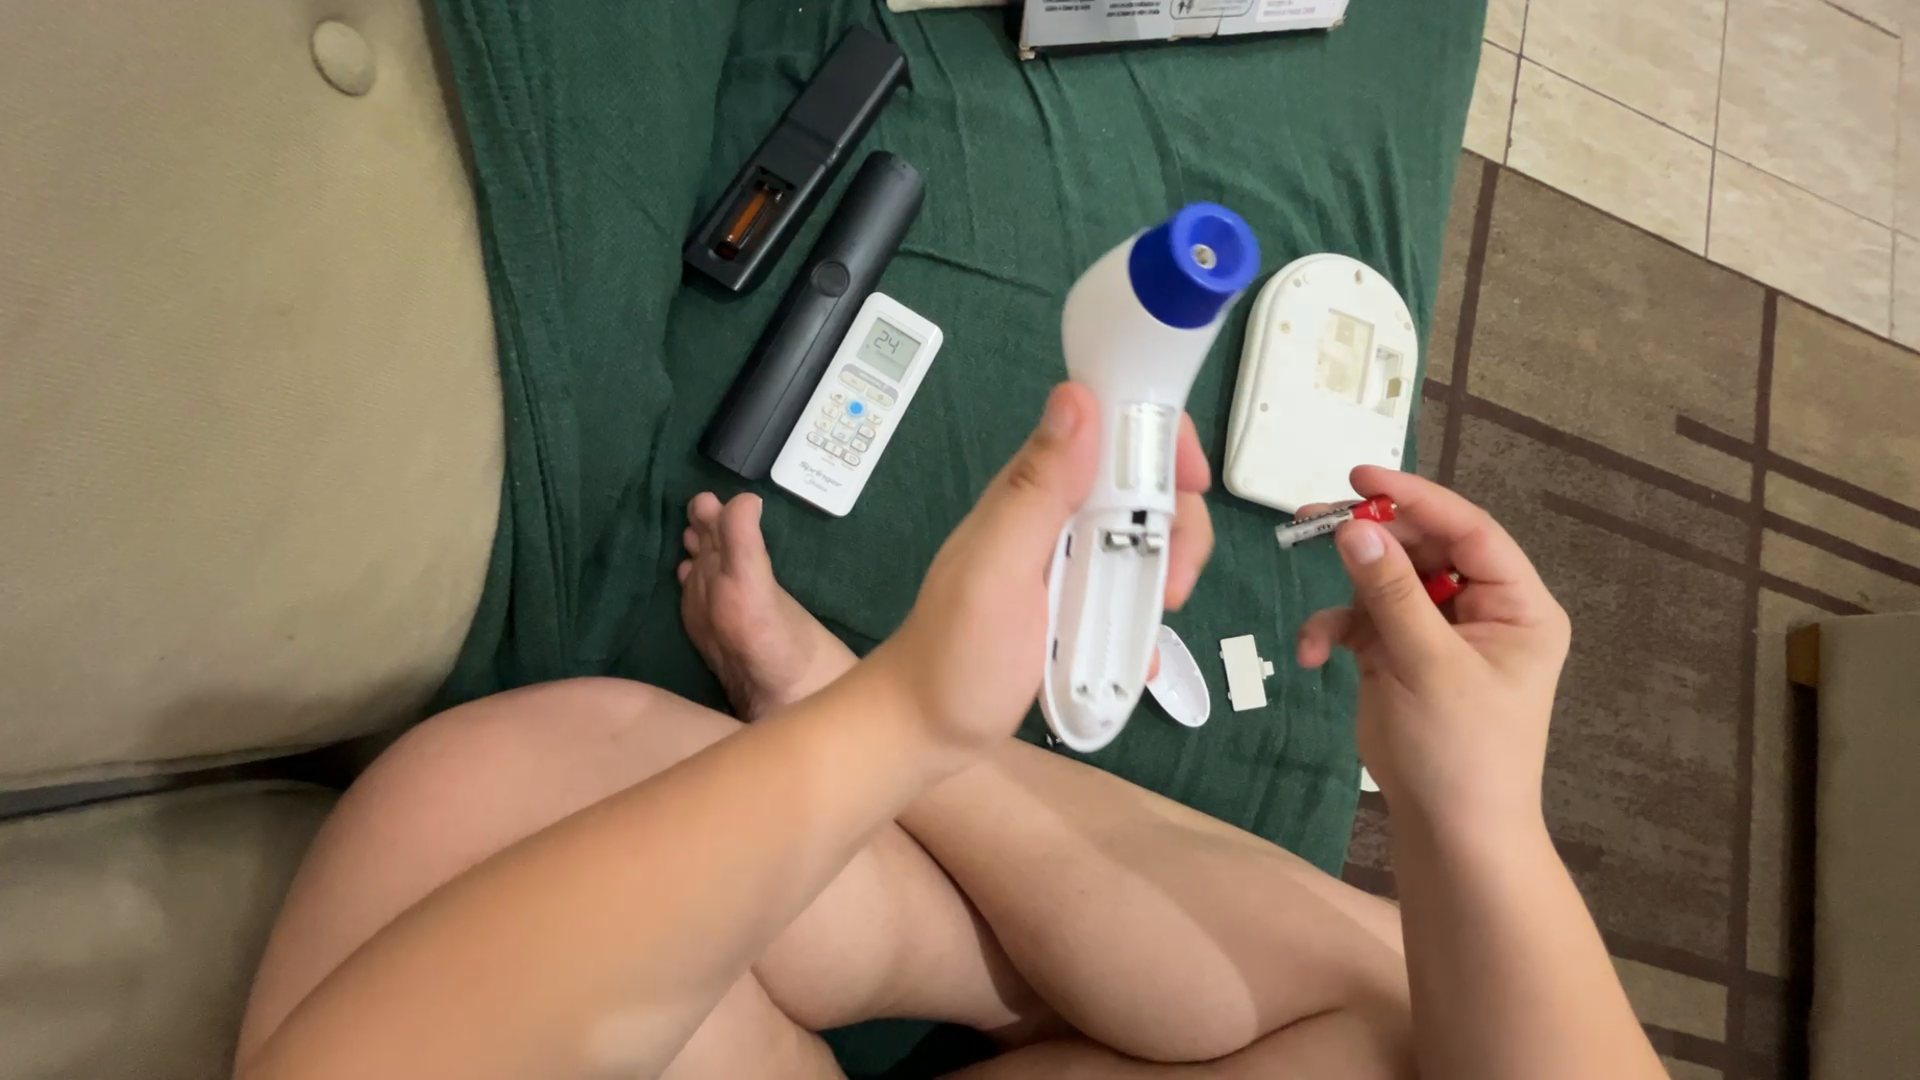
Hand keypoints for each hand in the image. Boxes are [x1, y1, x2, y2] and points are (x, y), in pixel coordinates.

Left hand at [870, 382, 1213, 764]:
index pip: (1107, 428)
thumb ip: (1035, 490)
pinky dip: (1146, 613)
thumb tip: (1077, 399)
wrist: (933, 727)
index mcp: (1032, 491)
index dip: (1158, 438)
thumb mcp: (997, 571)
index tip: (1191, 483)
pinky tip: (1137, 653)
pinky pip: (1130, 588)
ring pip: (1144, 537)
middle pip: (1141, 485)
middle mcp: (1054, 515)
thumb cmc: (958, 654)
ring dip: (1166, 572)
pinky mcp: (1077, 601)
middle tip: (1172, 583)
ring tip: (1157, 620)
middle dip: (1175, 523)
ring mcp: (1067, 559)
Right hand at [1296, 466, 1569, 838]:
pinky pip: (1357, 619)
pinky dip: (1330, 631)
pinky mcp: (1393, 649)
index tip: (1360, 476)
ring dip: (1341, 593)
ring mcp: (1430, 628)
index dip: (1417, 498)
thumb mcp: (1428, 663)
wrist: (1447, 823)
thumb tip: (1353, 528)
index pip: (1468, 531)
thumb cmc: (1462, 746)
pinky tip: (1311, 655)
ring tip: (1307, 600)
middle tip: (1310, 519)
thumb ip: (1390, 593)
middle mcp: (1474, 607)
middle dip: (1365, 539)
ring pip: (1378, 580)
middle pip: (1417, 548)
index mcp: (1514, 605)